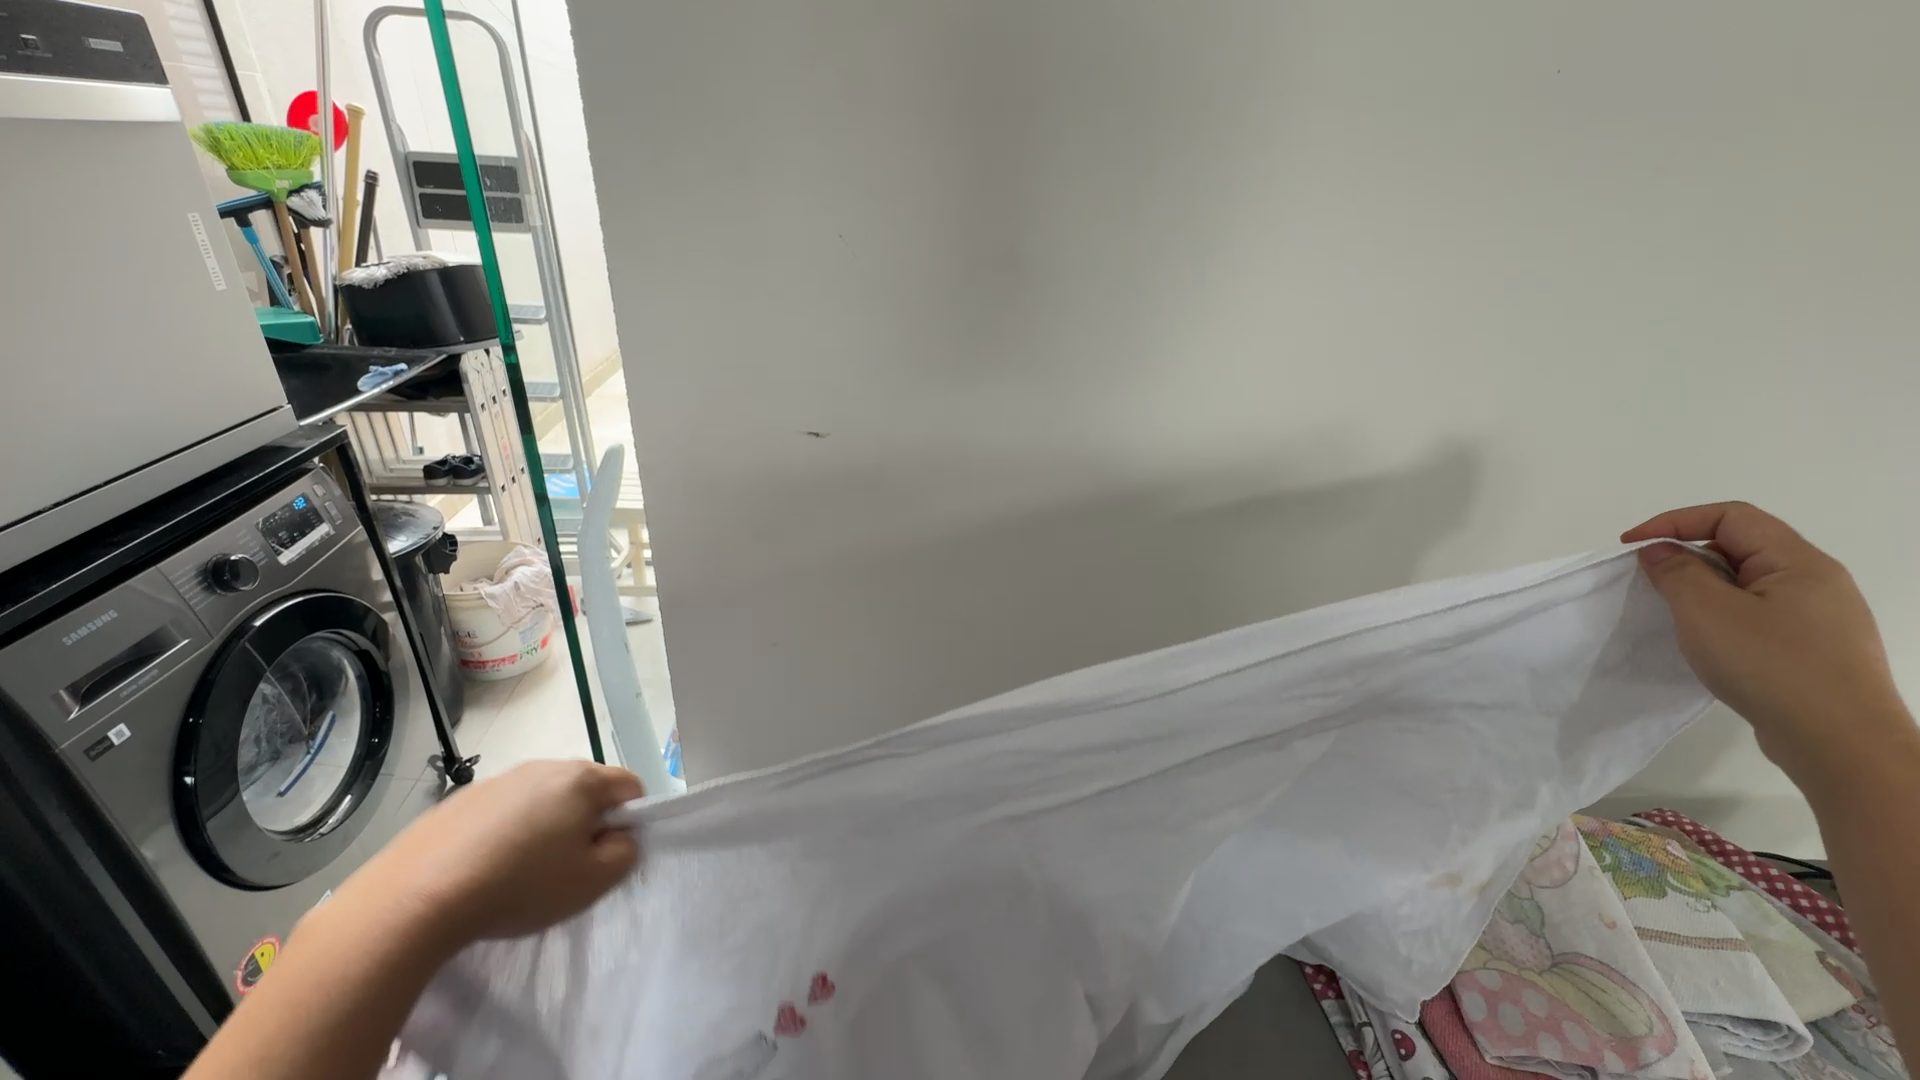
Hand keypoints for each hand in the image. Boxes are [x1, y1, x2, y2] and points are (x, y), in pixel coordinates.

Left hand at [343, 760, 644, 947]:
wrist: (415, 899)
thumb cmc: (520, 887)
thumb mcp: (592, 882)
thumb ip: (624, 852)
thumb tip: (617, 836)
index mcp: (581, 780)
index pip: (630, 785)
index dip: (631, 818)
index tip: (609, 854)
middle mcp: (541, 767)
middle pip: (584, 789)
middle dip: (586, 821)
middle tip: (568, 866)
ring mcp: (495, 781)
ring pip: (541, 799)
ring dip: (544, 826)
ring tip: (521, 873)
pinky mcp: (457, 802)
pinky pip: (500, 812)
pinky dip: (504, 834)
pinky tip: (484, 871)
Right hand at [1622, 502, 1917, 790]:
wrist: (1840, 742)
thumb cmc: (1771, 666)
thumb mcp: (1707, 612)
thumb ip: (1677, 572)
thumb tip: (1660, 550)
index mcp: (1798, 562)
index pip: (1730, 517)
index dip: (1674, 522)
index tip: (1631, 547)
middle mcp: (1817, 580)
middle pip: (1742, 546)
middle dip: (1687, 553)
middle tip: (1646, 578)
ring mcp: (1820, 617)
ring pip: (1749, 582)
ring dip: (1703, 587)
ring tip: (1671, 610)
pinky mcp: (1814, 648)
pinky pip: (1759, 612)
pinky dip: (1722, 614)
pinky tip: (1707, 641)